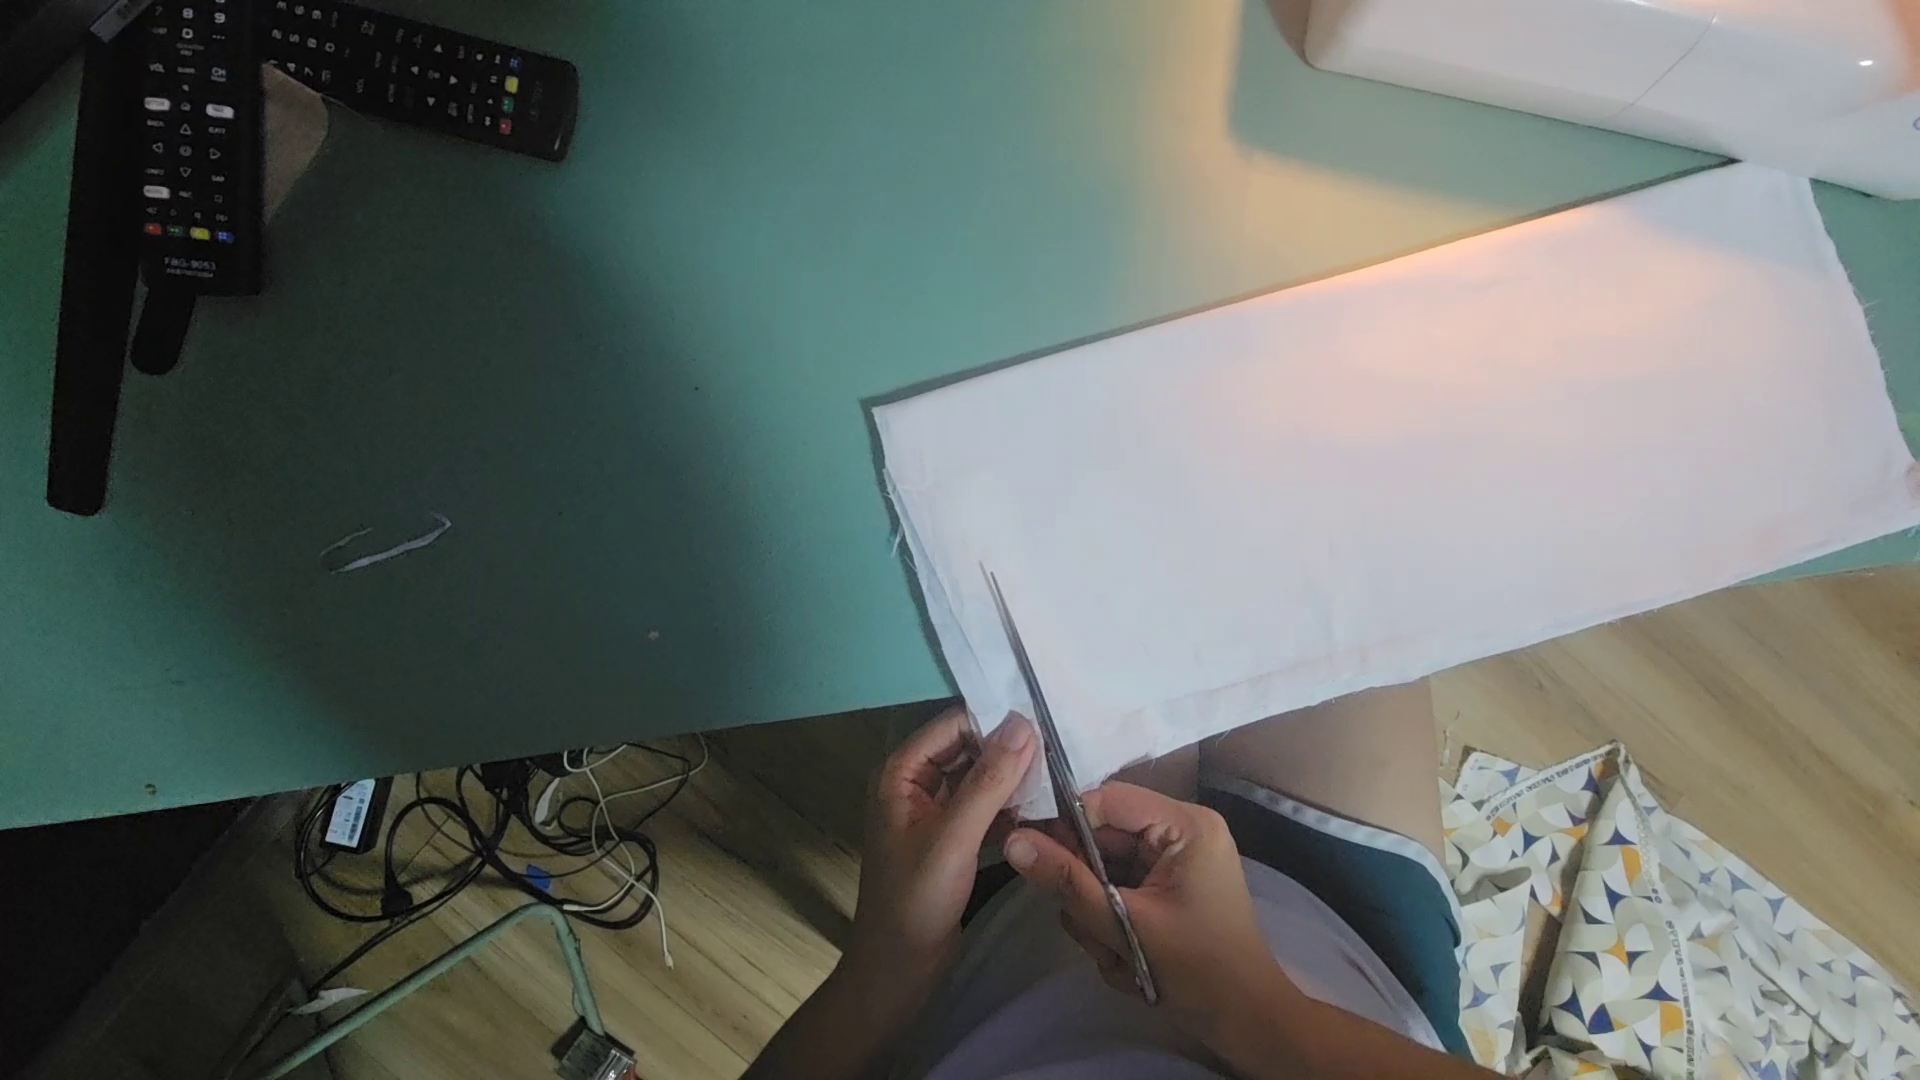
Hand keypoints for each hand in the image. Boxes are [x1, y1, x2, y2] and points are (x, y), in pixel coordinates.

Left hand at [844, 707, 1036, 986]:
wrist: (899, 969)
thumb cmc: (916, 899)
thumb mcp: (955, 836)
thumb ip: (989, 780)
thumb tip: (1023, 725)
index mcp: (902, 771)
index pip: (953, 726)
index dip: (995, 724)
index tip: (1043, 729)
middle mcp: (916, 782)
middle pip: (968, 748)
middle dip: (1008, 753)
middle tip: (1057, 758)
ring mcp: (933, 809)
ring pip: (980, 778)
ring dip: (1013, 782)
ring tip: (1056, 783)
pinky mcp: (951, 835)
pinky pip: (984, 806)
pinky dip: (1009, 808)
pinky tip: (1042, 814)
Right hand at [1003, 782, 1294, 1049]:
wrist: (1250, 1028)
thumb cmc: (1201, 973)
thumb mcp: (1127, 928)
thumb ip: (1068, 883)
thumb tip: (1014, 842)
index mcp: (1185, 825)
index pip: (1108, 800)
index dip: (1066, 823)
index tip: (1032, 853)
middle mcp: (1181, 830)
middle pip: (1103, 835)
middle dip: (1087, 884)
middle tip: (1085, 925)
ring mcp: (1173, 859)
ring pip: (1105, 865)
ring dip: (1097, 911)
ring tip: (1115, 952)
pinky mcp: (1166, 884)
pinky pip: (1118, 885)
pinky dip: (1111, 920)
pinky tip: (1124, 957)